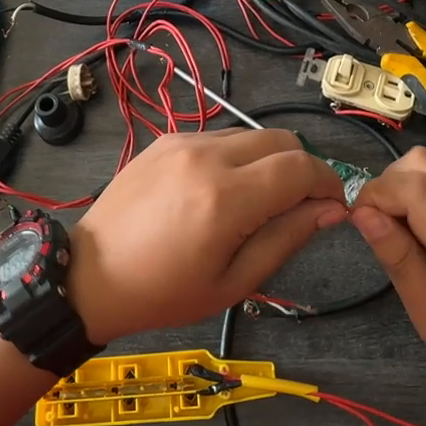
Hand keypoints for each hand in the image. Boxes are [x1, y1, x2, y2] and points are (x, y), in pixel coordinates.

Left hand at [67, 128, 346, 343]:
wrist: (92, 274)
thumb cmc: (165, 291)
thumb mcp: (234, 281)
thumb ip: (286, 238)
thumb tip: (331, 209)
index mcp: (227, 197)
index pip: (301, 167)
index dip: (328, 182)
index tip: (333, 204)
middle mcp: (208, 155)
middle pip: (281, 138)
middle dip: (303, 166)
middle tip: (300, 203)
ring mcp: (184, 140)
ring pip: (251, 134)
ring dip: (269, 159)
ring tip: (256, 200)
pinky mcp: (167, 138)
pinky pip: (219, 136)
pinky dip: (236, 156)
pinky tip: (220, 190)